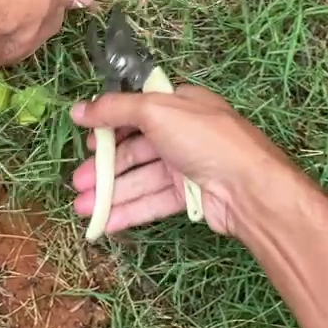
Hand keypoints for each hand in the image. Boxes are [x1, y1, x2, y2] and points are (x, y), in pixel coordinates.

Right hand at [69, 86, 299, 237]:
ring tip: (83, 208)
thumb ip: (115, 109)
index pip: (136, 113)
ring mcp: (186, 166)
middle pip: (135, 150)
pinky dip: (129, 211)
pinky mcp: (190, 195)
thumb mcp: (156, 111)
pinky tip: (106, 222)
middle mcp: (182, 133)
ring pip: (141, 179)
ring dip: (111, 193)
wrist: (250, 188)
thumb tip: (79, 109)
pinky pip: (153, 201)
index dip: (109, 128)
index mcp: (179, 105)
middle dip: (105, 167)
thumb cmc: (204, 139)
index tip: (88, 143)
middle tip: (78, 183)